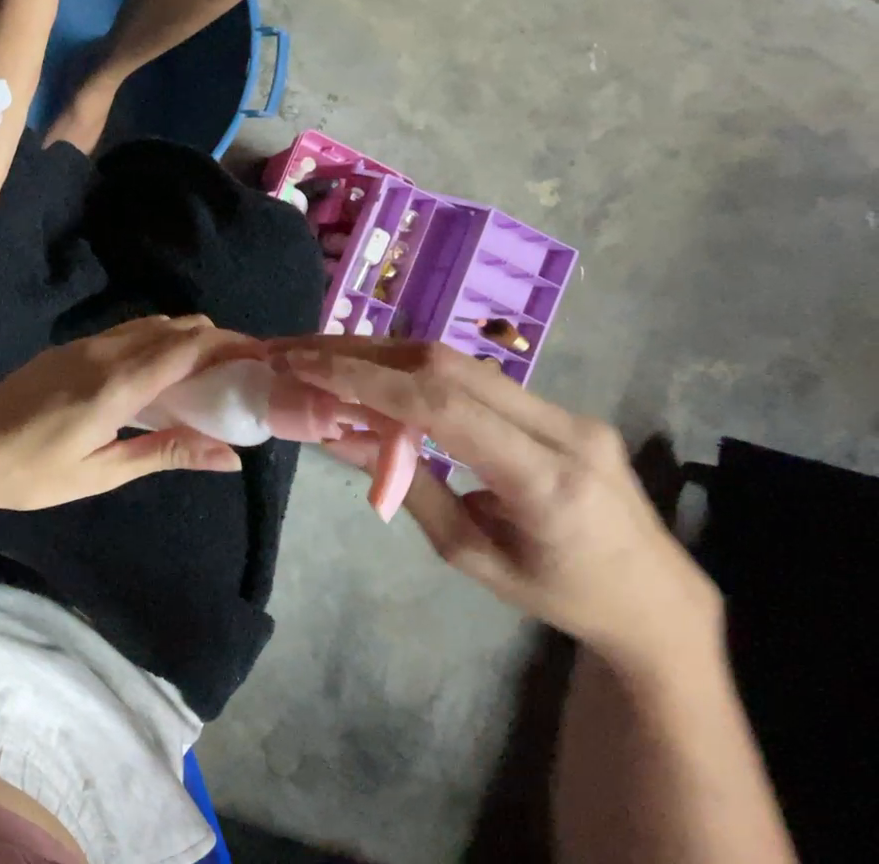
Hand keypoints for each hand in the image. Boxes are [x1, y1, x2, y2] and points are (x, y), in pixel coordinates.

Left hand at [0, 316, 255, 512]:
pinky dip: (152, 346)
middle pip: (172, 328)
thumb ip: (165, 454)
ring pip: (145, 327)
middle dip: (214, 342)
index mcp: (115, 382)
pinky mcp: (62, 353)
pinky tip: (156, 379)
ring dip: (182, 342)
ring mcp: (78, 347)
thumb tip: (230, 456)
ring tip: (206, 378)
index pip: (188, 347)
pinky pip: (121, 336)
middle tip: (241, 376)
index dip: (231, 346)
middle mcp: (101, 352)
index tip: (265, 360)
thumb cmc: (29, 472)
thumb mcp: (100, 472)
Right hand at [268, 338, 720, 669]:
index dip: (362, 378)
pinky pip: (473, 377)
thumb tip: (338, 436)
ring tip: (318, 358)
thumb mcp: (469, 555)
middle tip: (294, 352)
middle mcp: (562, 429)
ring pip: (456, 361)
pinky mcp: (557, 409)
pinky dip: (410, 371)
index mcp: (542, 477)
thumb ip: (407, 488)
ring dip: (380, 355)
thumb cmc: (558, 593)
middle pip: (445, 364)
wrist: (656, 599)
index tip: (300, 366)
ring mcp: (566, 412)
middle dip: (359, 353)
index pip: (439, 403)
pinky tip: (371, 376)